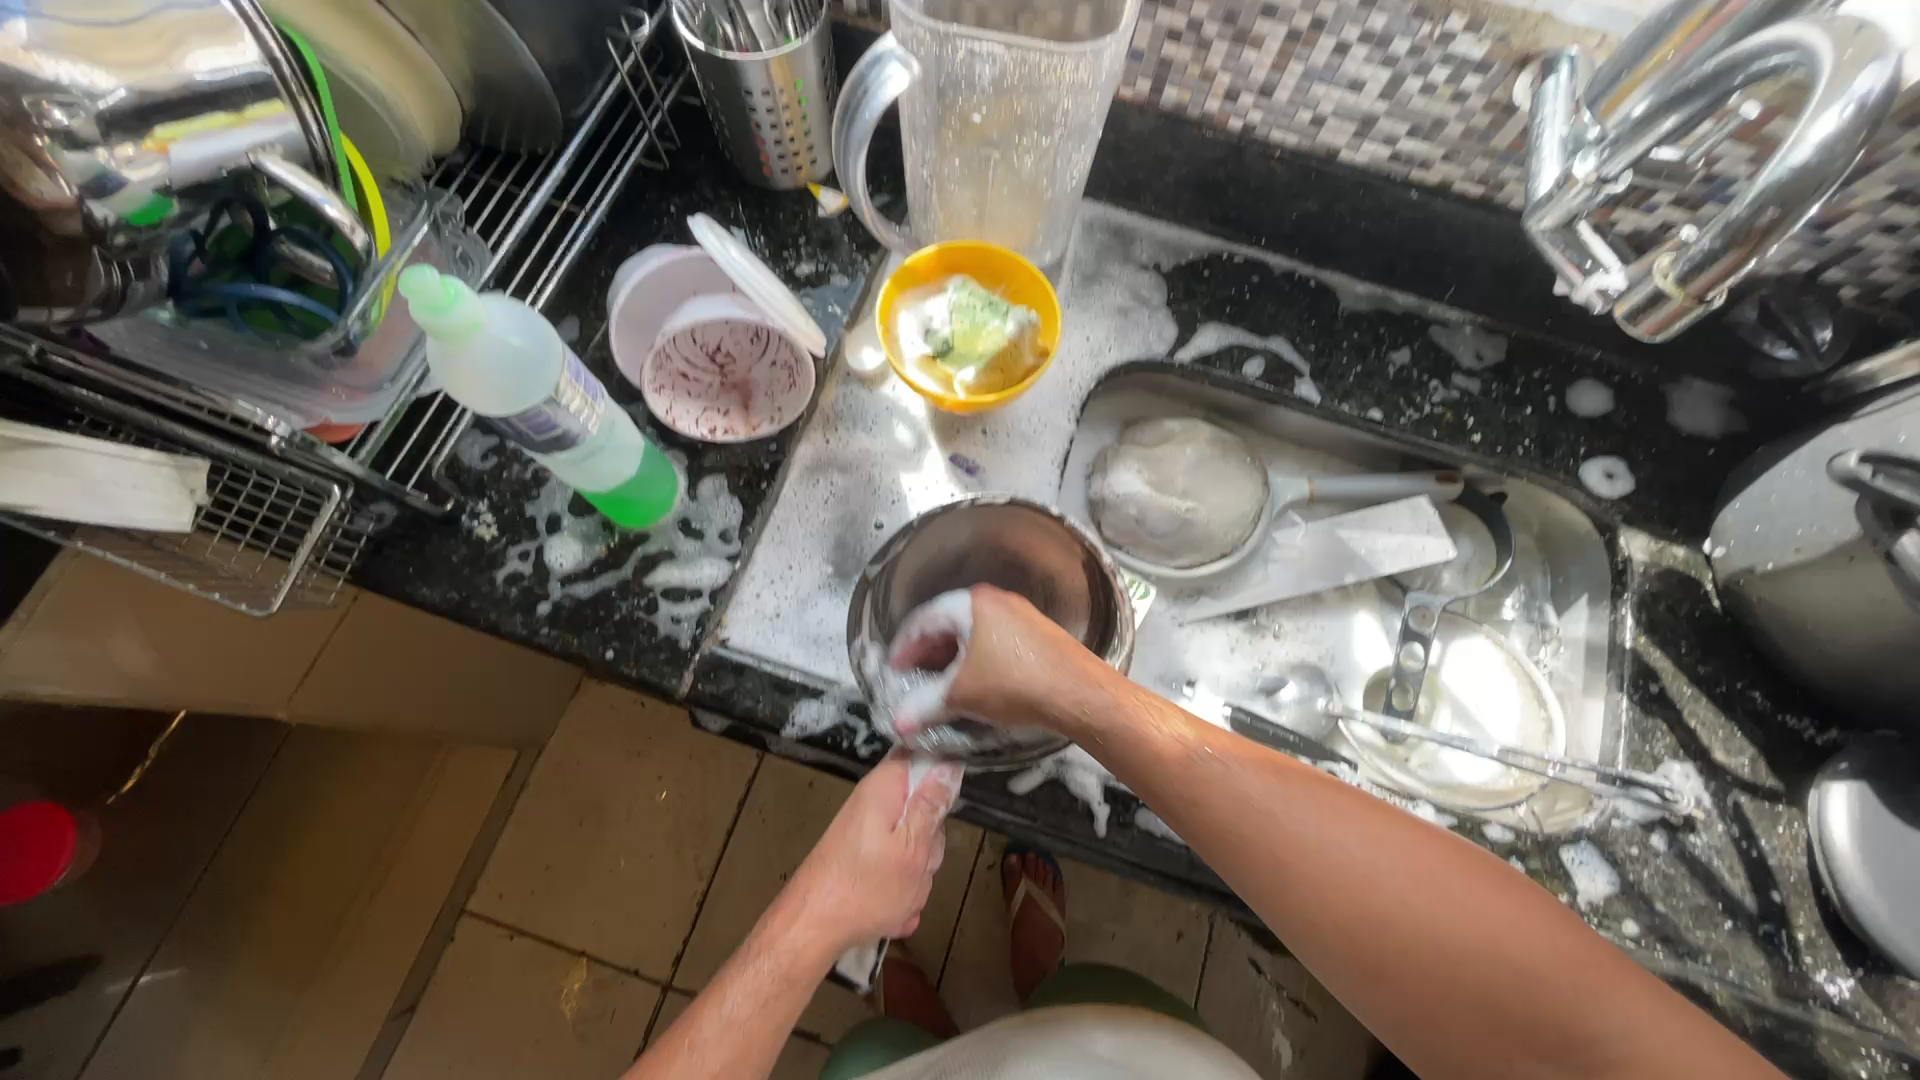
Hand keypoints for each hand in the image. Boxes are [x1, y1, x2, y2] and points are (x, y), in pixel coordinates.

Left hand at [782, 752, 964, 953]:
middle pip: (922, 808)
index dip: (943, 780)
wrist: (812, 930)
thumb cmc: (864, 888)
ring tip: (901, 896)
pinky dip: (899, 889)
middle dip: (929, 844)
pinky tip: (891, 912)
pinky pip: (895, 866)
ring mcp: (868, 831)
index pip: (924, 758)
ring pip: (913, 843)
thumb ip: (932, 806)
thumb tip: (949, 763)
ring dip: (916, 874)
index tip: (945, 811)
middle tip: (918, 865)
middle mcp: (874, 801)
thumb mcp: (912, 848)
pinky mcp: (864, 857)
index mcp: (885, 786)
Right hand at [885, 585, 1106, 737]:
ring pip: (970, 633)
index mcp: (971, 603)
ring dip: (950, 659)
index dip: (903, 649)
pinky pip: (992, 640)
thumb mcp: (962, 694)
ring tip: (939, 686)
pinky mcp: (1034, 632)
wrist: (1080, 693)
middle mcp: (995, 599)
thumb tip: (898, 720)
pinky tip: (973, 683)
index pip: (922, 621)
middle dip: (926, 654)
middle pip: (946, 624)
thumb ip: (924, 704)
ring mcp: (1018, 614)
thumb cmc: (1016, 684)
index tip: (894, 672)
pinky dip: (974, 659)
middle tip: (912, 680)